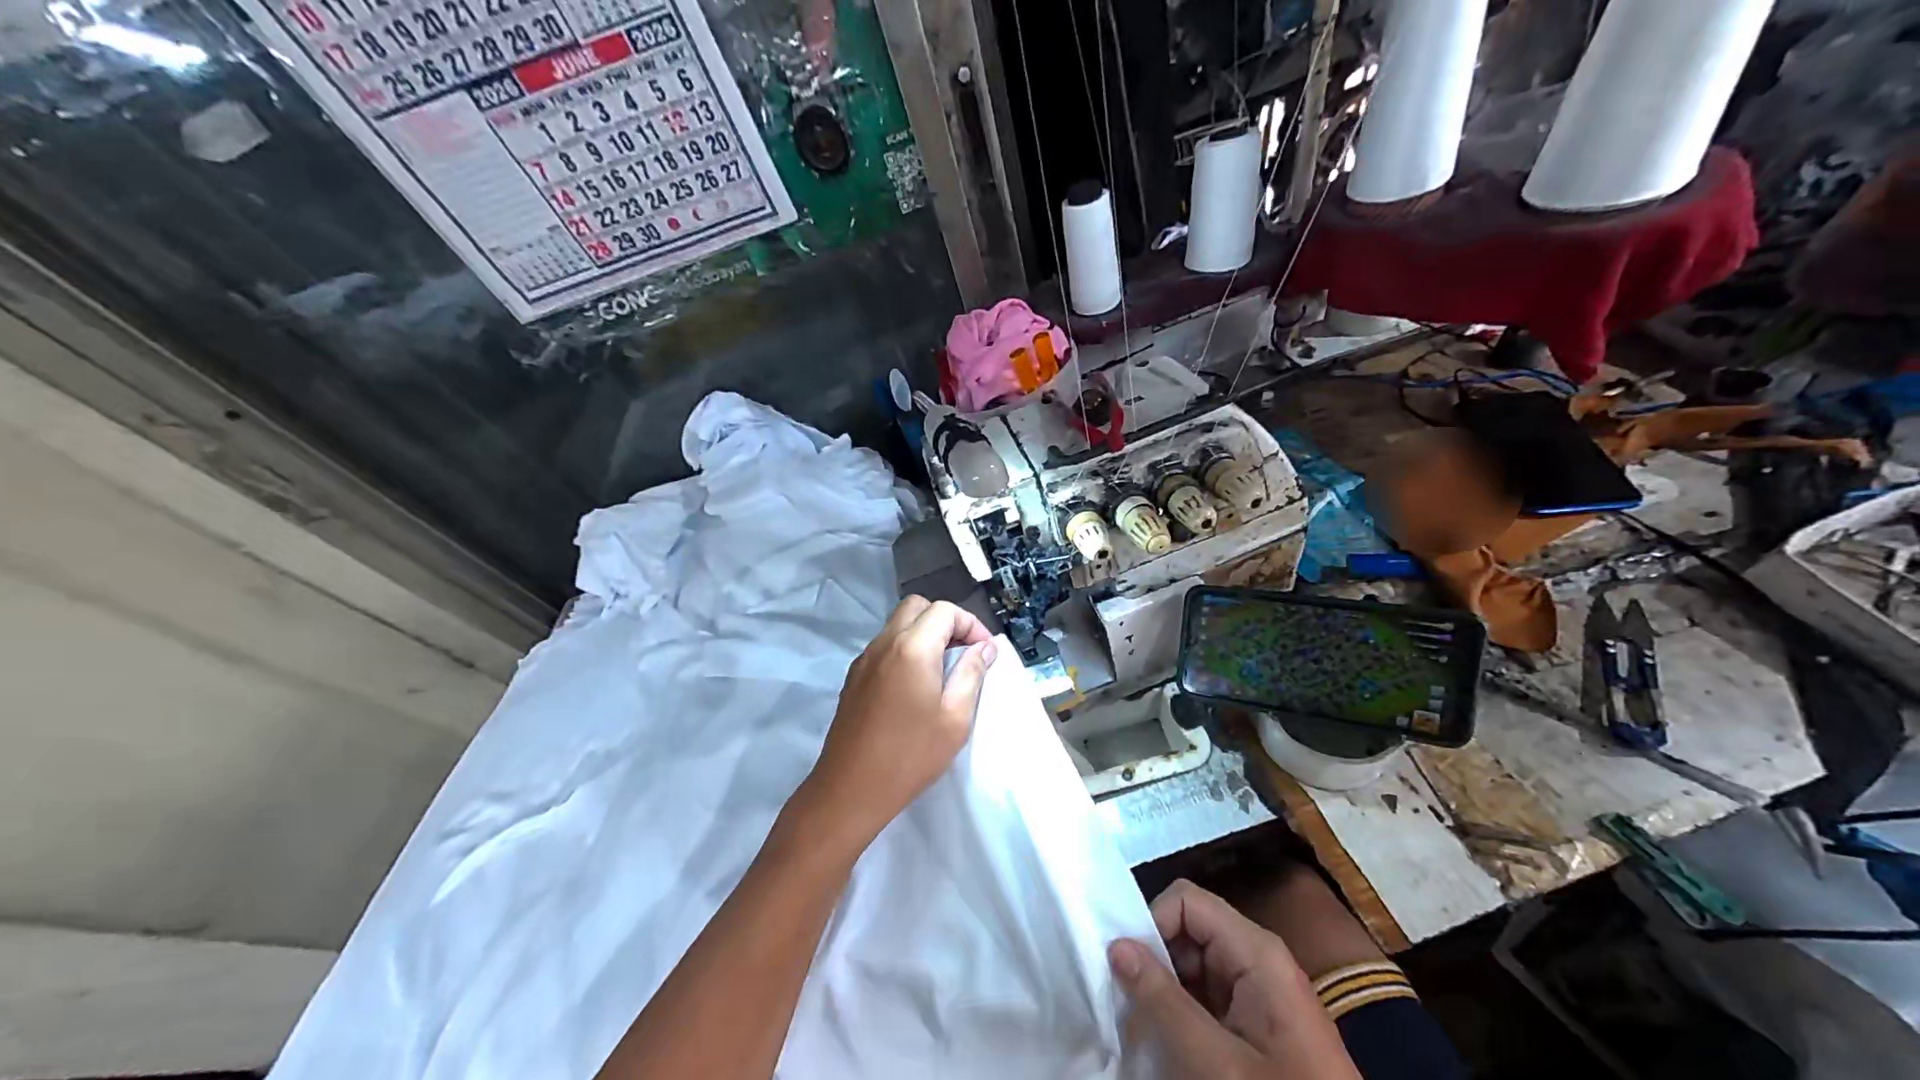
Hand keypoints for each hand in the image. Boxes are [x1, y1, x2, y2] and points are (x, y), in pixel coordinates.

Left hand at [800, 596, 995, 843]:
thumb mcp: (955, 718)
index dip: (970, 624)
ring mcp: (864, 659)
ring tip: (944, 669)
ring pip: (897, 624)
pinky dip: (906, 649)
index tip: (985, 653)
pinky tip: (916, 685)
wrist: (850, 789)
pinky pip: (884, 646)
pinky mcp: (854, 677)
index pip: (944, 610)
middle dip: (946, 621)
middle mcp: (884, 644)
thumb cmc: (910, 756)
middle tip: (964, 653)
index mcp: (912, 648)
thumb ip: (971, 674)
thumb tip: (983, 648)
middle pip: (916, 607)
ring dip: (924, 634)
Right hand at [1109, 880, 1361, 1079]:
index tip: (1127, 970)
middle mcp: (1258, 958)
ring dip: (1164, 992)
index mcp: (1256, 950)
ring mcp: (1259, 990)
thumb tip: (1115, 944)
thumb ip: (1162, 999)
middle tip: (1128, 1005)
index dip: (1151, 925)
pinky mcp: (1258, 1021)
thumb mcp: (1214, 1060)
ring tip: (1144, 1030)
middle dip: (1154, 962)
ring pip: (1192, 965)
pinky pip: (1207, 996)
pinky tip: (1170, 1045)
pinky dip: (1182, 1014)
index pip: (1185, 901)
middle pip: (1187, 930)